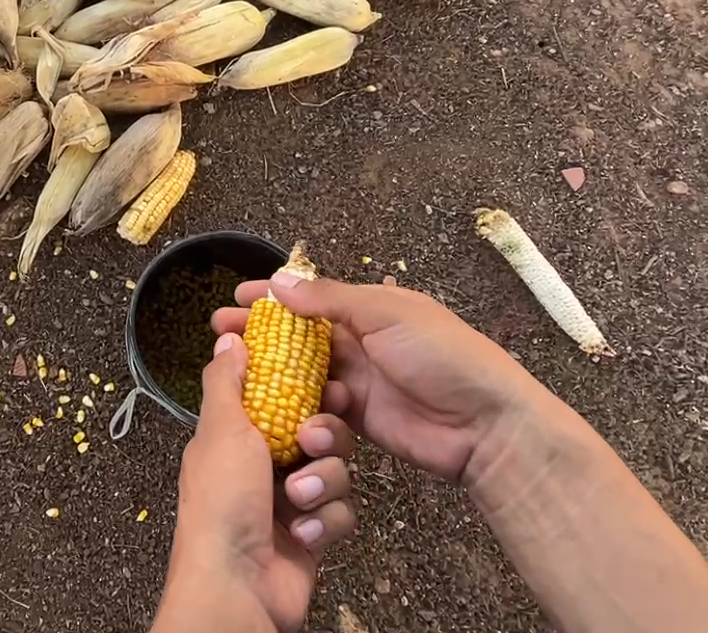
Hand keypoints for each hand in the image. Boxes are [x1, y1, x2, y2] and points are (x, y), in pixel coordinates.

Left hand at [152, 333, 360, 632]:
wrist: (237, 587)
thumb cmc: (221, 503)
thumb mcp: (221, 429)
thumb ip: (226, 381)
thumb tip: (228, 338)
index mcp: (235, 431)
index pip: (276, 391)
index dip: (301, 381)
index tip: (324, 375)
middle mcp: (263, 460)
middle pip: (316, 427)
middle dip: (323, 435)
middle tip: (312, 441)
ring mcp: (288, 497)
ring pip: (333, 468)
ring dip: (322, 484)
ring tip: (297, 500)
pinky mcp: (312, 532)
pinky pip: (340, 511)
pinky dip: (325, 523)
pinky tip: (304, 535)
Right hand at [212, 273, 551, 485]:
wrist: (487, 426)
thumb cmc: (442, 356)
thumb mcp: (385, 312)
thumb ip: (329, 299)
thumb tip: (280, 281)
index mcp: (369, 307)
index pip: (309, 297)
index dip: (272, 296)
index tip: (236, 298)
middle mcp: (359, 340)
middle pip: (298, 334)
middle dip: (260, 331)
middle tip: (220, 332)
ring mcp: (359, 380)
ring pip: (303, 370)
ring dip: (272, 367)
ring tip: (236, 367)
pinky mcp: (359, 418)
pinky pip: (319, 406)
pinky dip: (298, 403)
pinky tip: (272, 403)